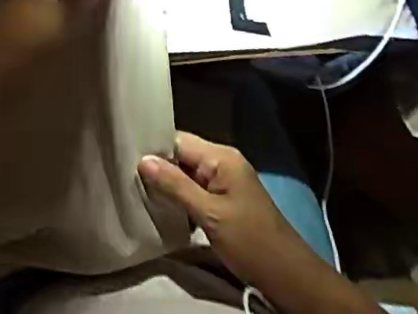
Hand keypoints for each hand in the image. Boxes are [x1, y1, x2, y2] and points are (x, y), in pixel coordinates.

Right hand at [138, 132, 315, 295]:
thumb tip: (143, 160)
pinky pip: (196, 187)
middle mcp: (223, 161)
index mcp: (221, 156)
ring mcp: (226, 179)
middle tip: (131, 178)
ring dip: (169, 184)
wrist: (290, 276)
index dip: (154, 149)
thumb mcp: (210, 215)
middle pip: (182, 154)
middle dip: (159, 166)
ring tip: (142, 192)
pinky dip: (182, 196)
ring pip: (187, 172)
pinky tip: (165, 207)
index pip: (178, 140)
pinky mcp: (226, 198)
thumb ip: (176, 186)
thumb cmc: (251, 242)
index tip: (128, 158)